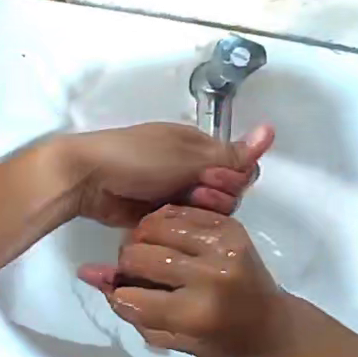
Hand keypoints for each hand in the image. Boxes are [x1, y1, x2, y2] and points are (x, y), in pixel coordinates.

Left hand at [51, 122, 273, 226]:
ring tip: (174, 209)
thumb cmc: (137, 158)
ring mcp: (172, 192)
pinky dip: (178, 224)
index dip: (232, 180)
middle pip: (224, 193)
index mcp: (197, 146)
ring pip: (204, 212)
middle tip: (192, 194)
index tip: (213, 182)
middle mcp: (189, 168)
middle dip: (213, 198)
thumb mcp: (187, 155)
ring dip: (195, 212)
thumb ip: (229, 155)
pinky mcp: (157, 214)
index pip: (237, 168)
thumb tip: (269, 132)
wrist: (88, 178)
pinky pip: (181, 224)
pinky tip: (167, 225)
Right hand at [78, 205, 294, 356]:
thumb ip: (129, 309)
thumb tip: (90, 273)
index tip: (125, 293)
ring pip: (155, 226)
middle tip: (136, 271)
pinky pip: (179, 212)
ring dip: (142, 239)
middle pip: (140, 256)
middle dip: (127, 264)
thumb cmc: (221, 340)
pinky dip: (163, 222)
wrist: (272, 322)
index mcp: (197, 313)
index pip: (132, 296)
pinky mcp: (230, 226)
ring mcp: (223, 246)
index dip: (119, 293)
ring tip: (150, 252)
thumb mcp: (172, 337)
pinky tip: (166, 237)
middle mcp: (210, 276)